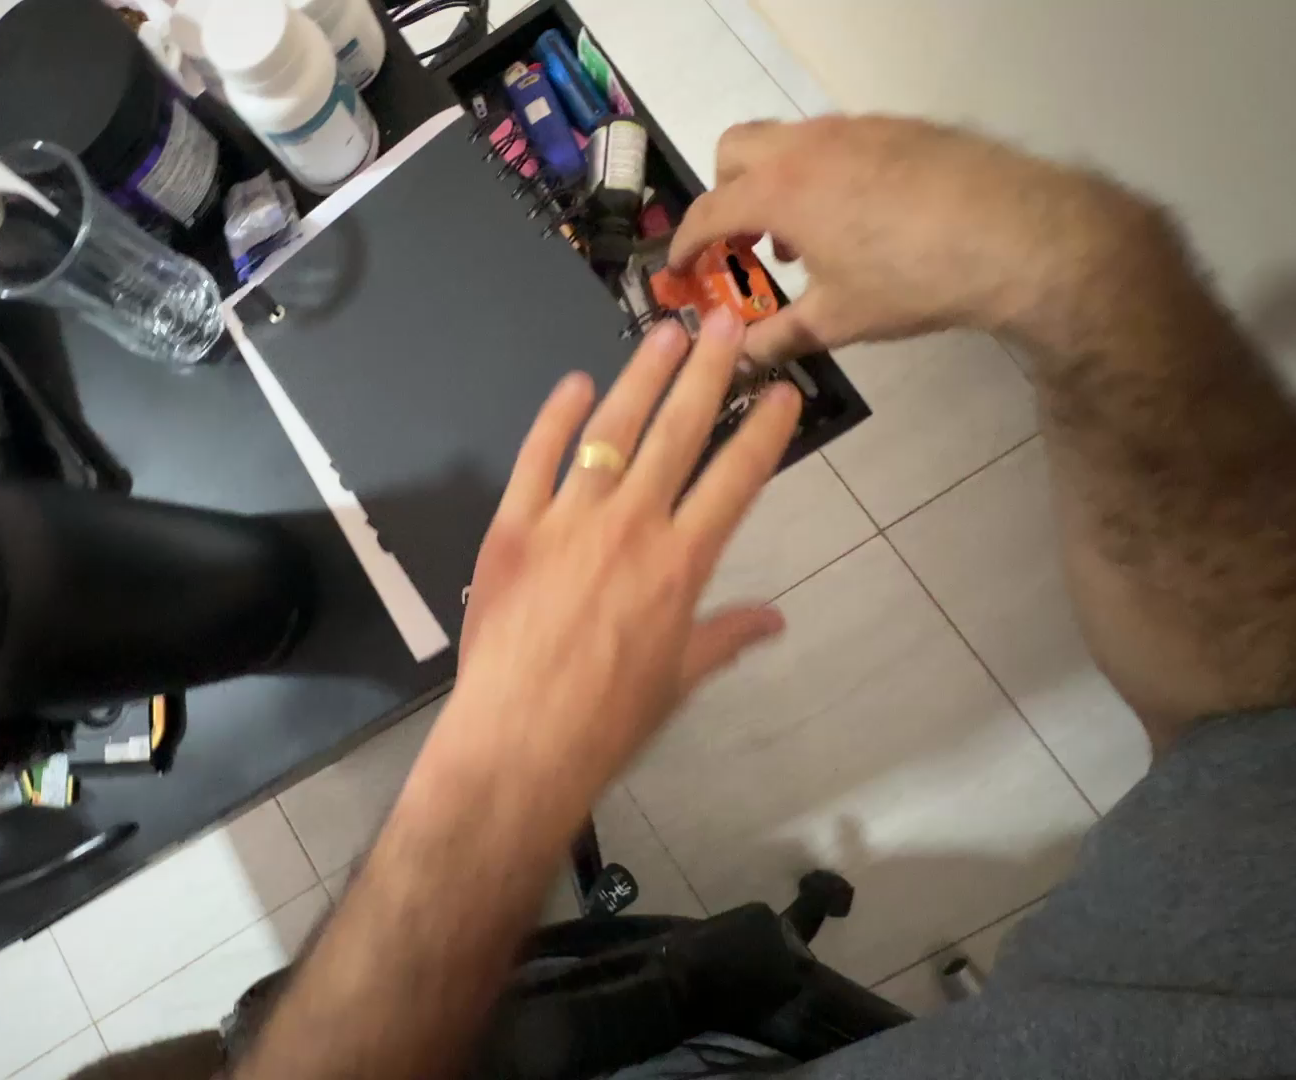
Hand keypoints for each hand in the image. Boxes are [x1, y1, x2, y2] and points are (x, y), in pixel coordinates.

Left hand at [426, 311, 801, 811]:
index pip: (736, 480)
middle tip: (726, 323)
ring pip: (612, 432)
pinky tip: (574, 384)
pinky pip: (536, 460)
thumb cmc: (609, 719)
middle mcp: (631, 526)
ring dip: (641, 378)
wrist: (523, 739)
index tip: (782, 392)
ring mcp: (568, 520)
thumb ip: (725, 636)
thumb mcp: (679, 678)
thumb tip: (777, 619)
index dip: (763, 431)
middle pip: (678, 434)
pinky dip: (554, 419)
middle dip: (707, 374)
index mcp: (681, 563)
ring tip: (665, 334)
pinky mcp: (513, 526)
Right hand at [670, 116, 1156, 361]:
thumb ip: (774, 339)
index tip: (677, 271)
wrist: (1023, 237)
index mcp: (780, 191)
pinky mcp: (897, 128)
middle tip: (736, 243)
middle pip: (733, 150)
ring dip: (770, 186)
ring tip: (794, 239)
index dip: (682, 246)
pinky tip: (847, 221)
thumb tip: (737, 361)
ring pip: (786, 141)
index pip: (707, 212)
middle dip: (721, 195)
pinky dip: (816, 176)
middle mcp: (809, 146)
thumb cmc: (910, 282)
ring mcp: (857, 129)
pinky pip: (832, 143)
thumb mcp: (832, 321)